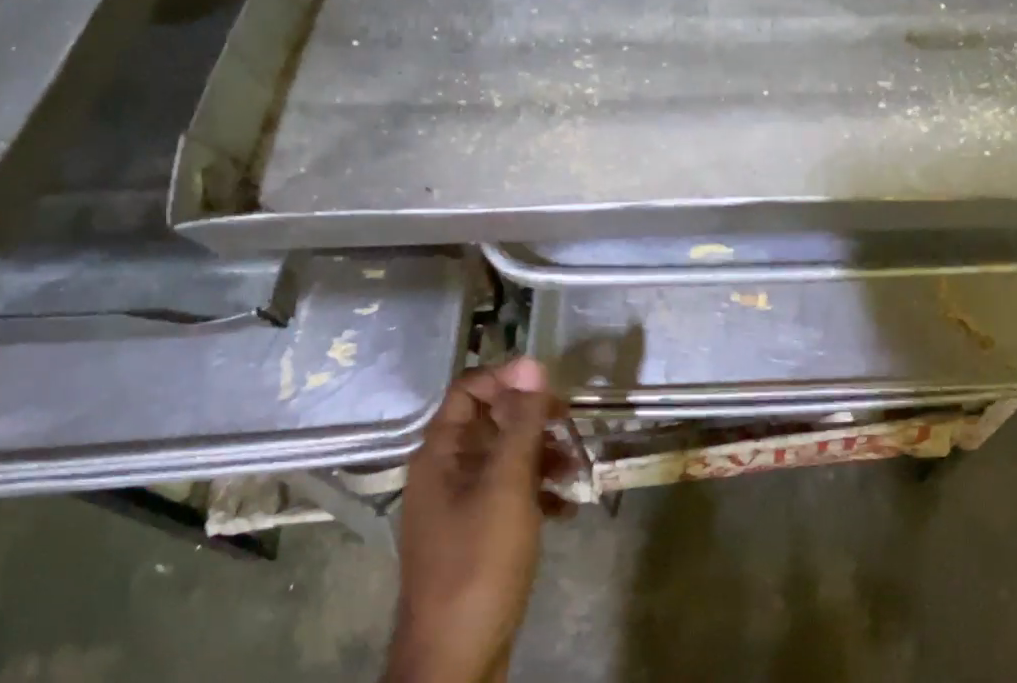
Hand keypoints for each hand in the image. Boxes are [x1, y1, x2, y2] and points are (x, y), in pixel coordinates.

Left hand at [387, 359, 568, 682]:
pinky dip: (536, 494)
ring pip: (503, 461)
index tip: (554, 387)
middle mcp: (443, 473)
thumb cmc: (479, 561)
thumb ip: (520, 424)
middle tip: (573, 427)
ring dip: (541, 457)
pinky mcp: (474, 537)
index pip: (469, 391)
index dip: (509, 380)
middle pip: (490, 423)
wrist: (455, 655)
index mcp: (439, 454)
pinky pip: (507, 497)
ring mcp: (457, 507)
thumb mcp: (506, 486)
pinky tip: (564, 509)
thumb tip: (532, 362)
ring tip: (576, 471)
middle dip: (533, 421)